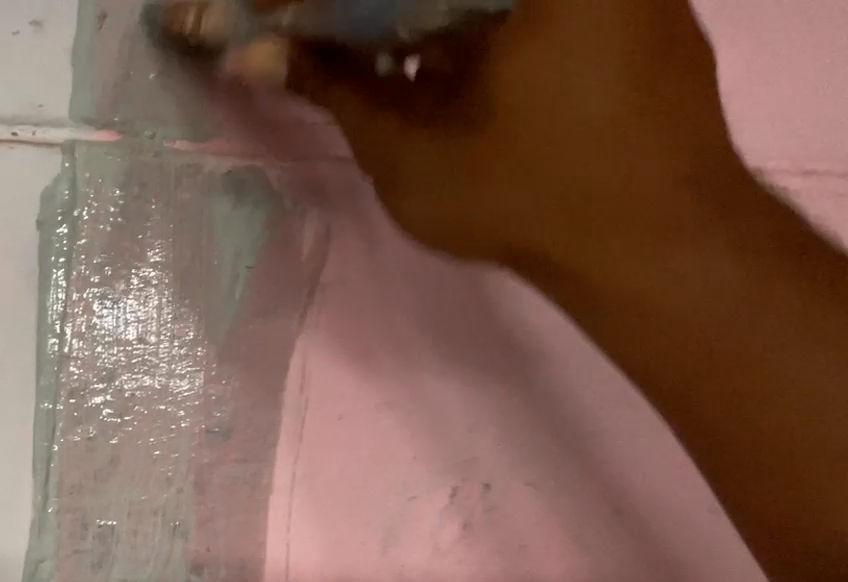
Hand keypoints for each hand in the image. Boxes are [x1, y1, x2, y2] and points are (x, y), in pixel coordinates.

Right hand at [273, 1, 752, 273]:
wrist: (648, 235)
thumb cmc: (518, 192)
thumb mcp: (405, 147)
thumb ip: (333, 91)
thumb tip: (257, 54)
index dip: (329, 7)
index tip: (279, 20)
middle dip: (369, 13)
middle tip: (312, 39)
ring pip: (480, 1)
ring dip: (413, 20)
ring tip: (357, 54)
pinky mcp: (627, 10)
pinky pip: (521, 9)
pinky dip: (466, 27)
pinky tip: (426, 64)